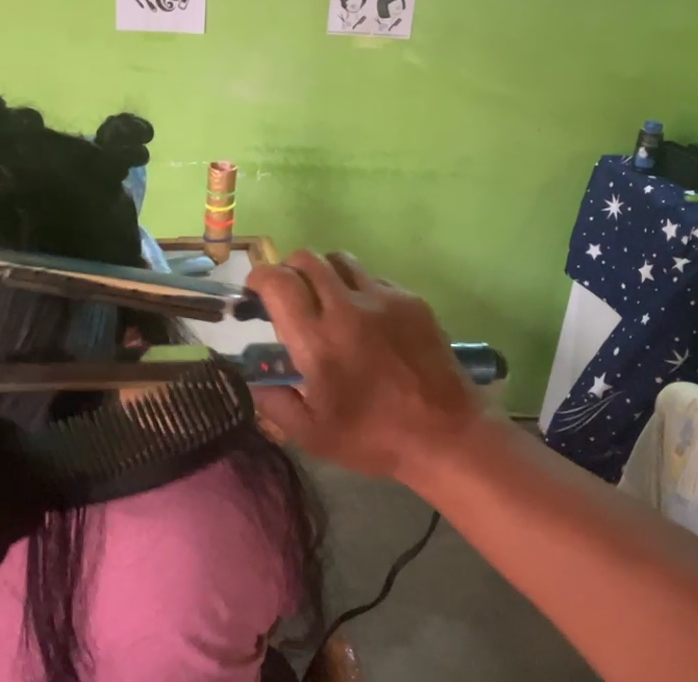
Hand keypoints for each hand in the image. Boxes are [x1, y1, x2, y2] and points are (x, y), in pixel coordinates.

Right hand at [246, 251, 483, 481]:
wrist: (445, 434)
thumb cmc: (373, 437)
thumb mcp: (311, 434)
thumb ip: (274, 402)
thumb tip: (251, 380)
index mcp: (316, 341)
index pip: (278, 282)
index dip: (260, 278)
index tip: (256, 291)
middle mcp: (347, 309)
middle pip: (307, 259)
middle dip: (289, 269)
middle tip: (289, 293)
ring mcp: (383, 299)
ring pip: (340, 260)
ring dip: (323, 273)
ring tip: (326, 300)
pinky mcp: (411, 300)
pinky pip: (374, 279)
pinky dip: (359, 290)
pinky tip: (367, 320)